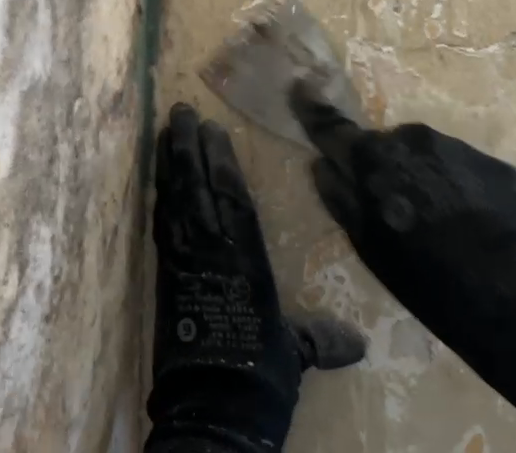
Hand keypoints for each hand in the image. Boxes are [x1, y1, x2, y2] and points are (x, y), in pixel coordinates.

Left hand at [147, 103, 364, 452]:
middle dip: (187, 145)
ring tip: (166, 129)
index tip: (213, 128)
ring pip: (173, 198)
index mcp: (247, 259)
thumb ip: (320, 339)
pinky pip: (161, 224)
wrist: (213, 405)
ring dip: (168, 161)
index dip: (222, 160)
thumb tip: (357, 347)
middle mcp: (212, 250)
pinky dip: (159, 196)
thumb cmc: (260, 374)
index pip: (232, 197)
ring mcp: (183, 260)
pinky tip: (158, 179)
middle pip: (195, 186)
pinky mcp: (163, 275)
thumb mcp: (296, 352)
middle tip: (179, 111)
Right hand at [291, 86, 515, 450]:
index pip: (331, 126)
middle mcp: (412, 139)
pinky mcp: (500, 167)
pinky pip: (467, 173)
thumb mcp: (367, 246)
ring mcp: (460, 148)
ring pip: (428, 157)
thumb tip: (322, 164)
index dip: (311, 108)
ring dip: (426, 180)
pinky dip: (463, 192)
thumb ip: (340, 198)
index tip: (299, 84)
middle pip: (386, 146)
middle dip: (384, 167)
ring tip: (443, 226)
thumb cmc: (426, 277)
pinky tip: (476, 229)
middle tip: (395, 209)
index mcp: (371, 158)